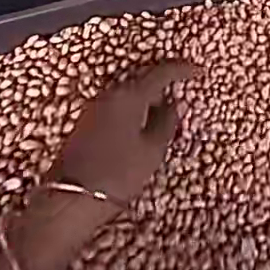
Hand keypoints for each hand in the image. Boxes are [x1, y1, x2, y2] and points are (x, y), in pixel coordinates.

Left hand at [53, 60, 193, 205]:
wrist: (70, 200)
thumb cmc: (118, 174)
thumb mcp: (152, 150)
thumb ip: (166, 122)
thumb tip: (173, 104)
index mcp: (130, 95)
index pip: (161, 72)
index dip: (182, 69)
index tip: (198, 70)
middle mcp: (111, 93)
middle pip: (142, 77)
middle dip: (163, 82)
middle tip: (181, 91)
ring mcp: (96, 106)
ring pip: (129, 91)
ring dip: (148, 96)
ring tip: (164, 112)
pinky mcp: (87, 121)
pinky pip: (117, 104)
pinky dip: (133, 107)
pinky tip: (142, 124)